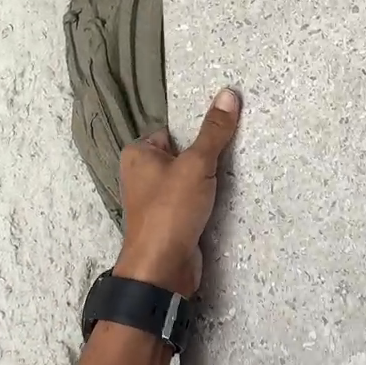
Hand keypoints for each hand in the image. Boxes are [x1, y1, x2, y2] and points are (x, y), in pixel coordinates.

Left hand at [112, 88, 240, 297]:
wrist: (163, 271)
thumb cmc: (170, 210)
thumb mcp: (196, 164)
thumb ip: (214, 131)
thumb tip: (228, 93)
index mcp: (137, 154)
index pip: (172, 131)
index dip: (194, 135)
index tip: (217, 138)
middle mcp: (141, 175)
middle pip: (182, 154)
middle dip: (203, 158)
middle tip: (224, 159)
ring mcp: (154, 201)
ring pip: (188, 179)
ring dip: (206, 181)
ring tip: (225, 179)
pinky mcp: (169, 222)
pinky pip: (191, 200)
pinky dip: (205, 200)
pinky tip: (219, 201)